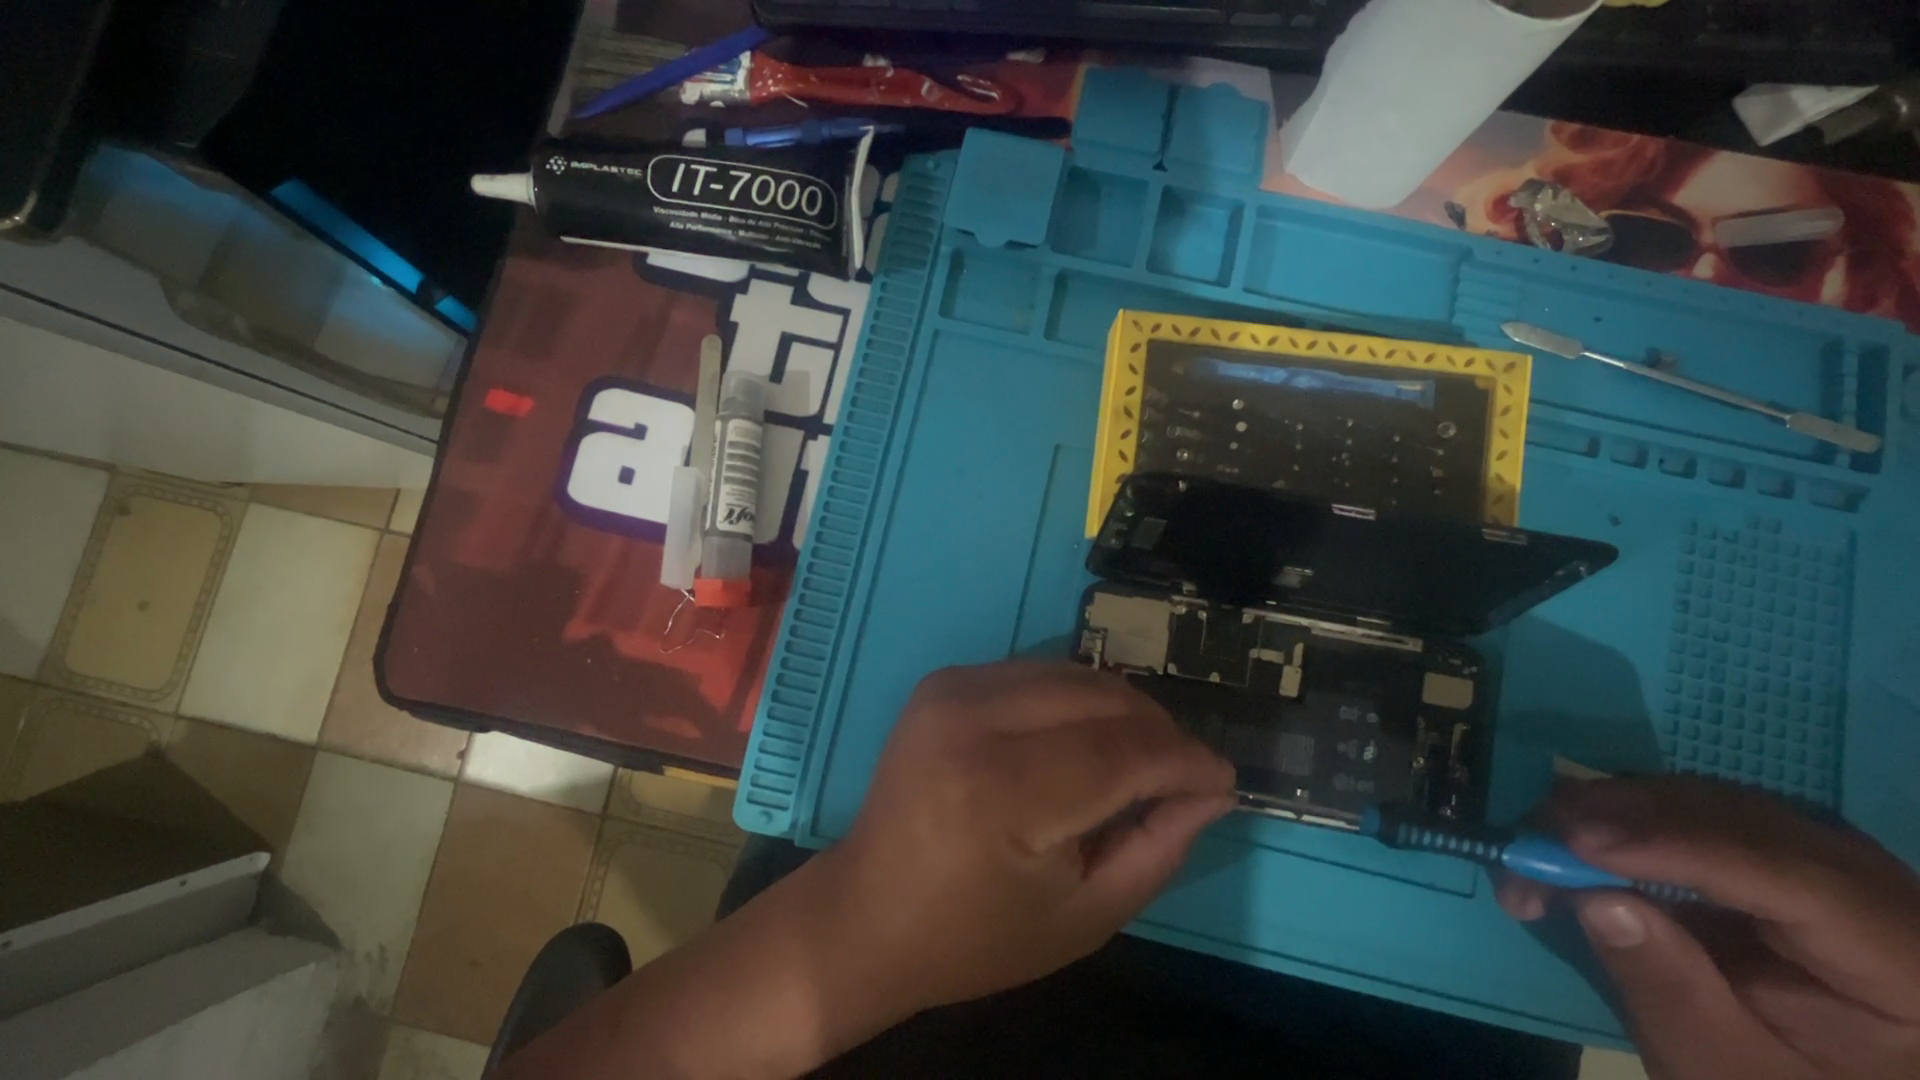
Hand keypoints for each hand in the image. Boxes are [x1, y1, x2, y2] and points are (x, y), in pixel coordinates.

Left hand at [817, 660, 1236, 1016]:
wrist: (867, 913)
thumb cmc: (976, 935)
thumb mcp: (1085, 916)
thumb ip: (1158, 847)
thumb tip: (1211, 789)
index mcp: (1002, 792)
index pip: (1122, 751)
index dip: (1184, 760)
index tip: (1221, 779)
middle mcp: (972, 721)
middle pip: (1101, 698)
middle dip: (1159, 730)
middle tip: (1185, 774)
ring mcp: (951, 691)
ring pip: (1074, 674)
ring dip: (1122, 711)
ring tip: (1143, 760)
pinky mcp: (944, 680)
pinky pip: (1038, 673)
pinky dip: (1078, 700)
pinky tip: (1088, 740)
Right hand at [1498, 776, 1919, 1078]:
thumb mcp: (1724, 1068)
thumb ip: (1668, 988)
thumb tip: (1593, 898)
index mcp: (1904, 959)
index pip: (1792, 878)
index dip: (1677, 847)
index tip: (1573, 844)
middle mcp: (1881, 888)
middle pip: (1740, 821)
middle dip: (1622, 818)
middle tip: (1527, 844)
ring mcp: (1832, 861)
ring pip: (1709, 803)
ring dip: (1609, 812)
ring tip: (1537, 846)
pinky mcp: (1783, 852)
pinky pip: (1698, 813)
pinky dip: (1624, 819)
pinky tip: (1574, 841)